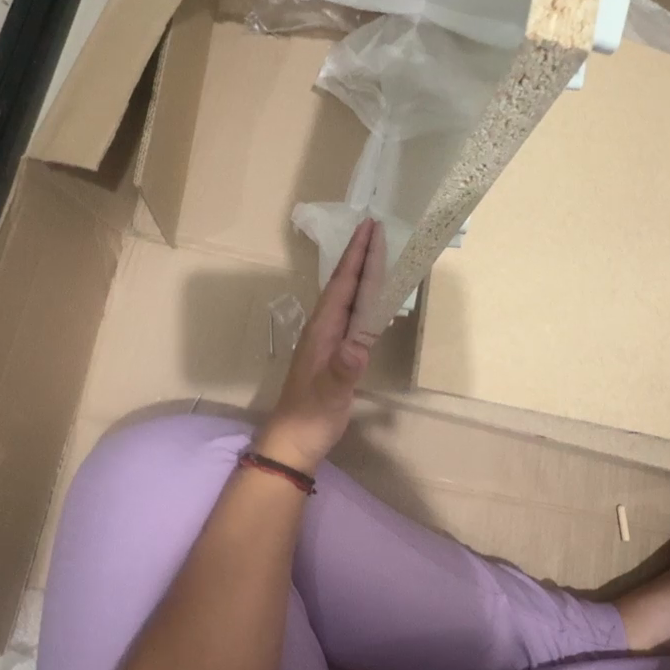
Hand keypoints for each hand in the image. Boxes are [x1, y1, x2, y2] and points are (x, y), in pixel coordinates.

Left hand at [255, 218, 386, 473]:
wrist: (293, 441)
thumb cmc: (310, 415)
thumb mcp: (330, 393)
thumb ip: (344, 370)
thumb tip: (359, 345)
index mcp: (323, 329)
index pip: (342, 285)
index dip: (356, 256)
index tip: (368, 228)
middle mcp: (325, 328)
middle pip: (345, 284)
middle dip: (359, 255)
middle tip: (375, 227)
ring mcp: (330, 340)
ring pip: (349, 297)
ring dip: (361, 273)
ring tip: (376, 251)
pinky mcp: (337, 354)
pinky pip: (353, 315)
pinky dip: (365, 298)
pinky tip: (373, 297)